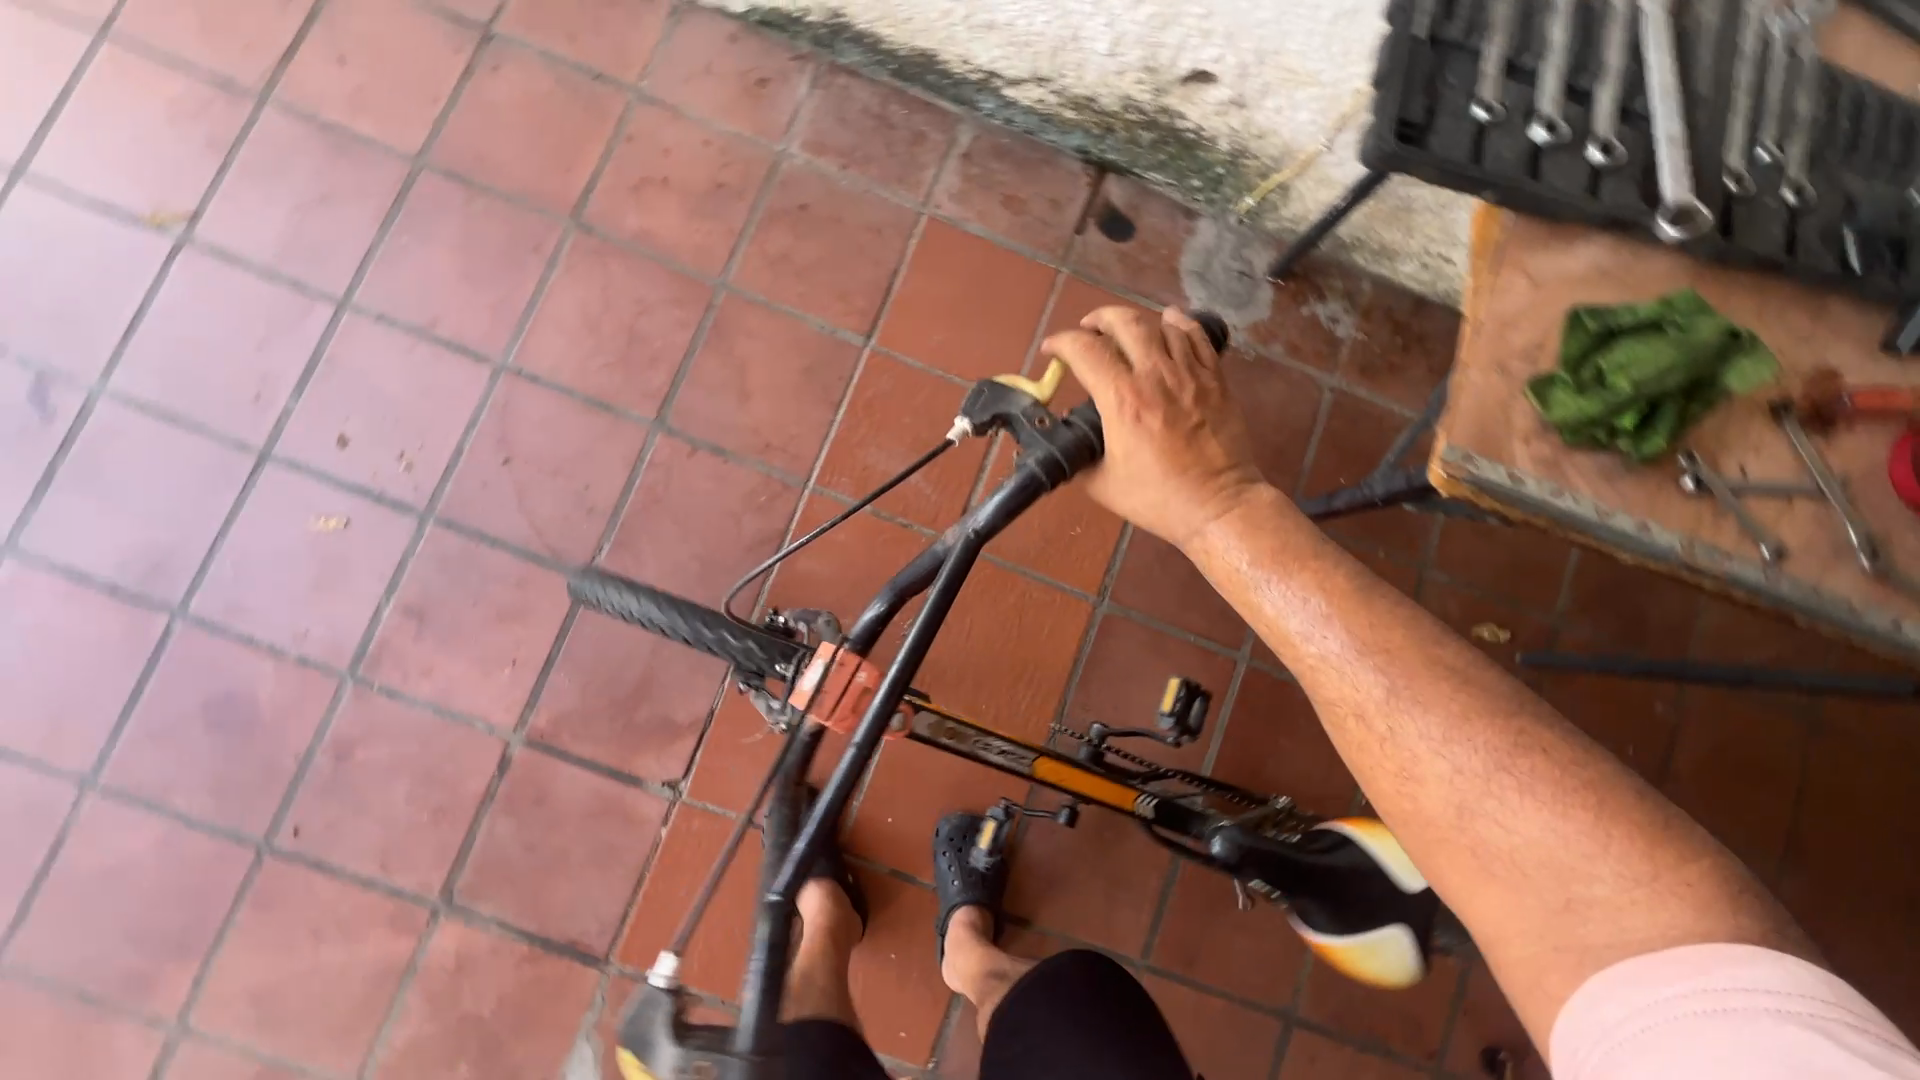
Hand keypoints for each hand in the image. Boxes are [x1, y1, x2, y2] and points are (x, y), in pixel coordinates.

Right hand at [1043, 306, 1271, 550]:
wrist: (1218, 505)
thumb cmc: (1157, 498)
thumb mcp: (1102, 485)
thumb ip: (1078, 457)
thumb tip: (1066, 443)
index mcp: (1122, 399)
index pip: (1085, 350)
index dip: (1061, 343)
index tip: (1051, 350)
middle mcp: (1155, 375)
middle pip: (1125, 322)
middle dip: (1098, 319)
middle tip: (1088, 330)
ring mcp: (1190, 373)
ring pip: (1161, 325)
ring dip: (1137, 323)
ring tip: (1125, 332)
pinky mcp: (1216, 379)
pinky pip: (1197, 336)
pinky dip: (1179, 324)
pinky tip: (1169, 324)